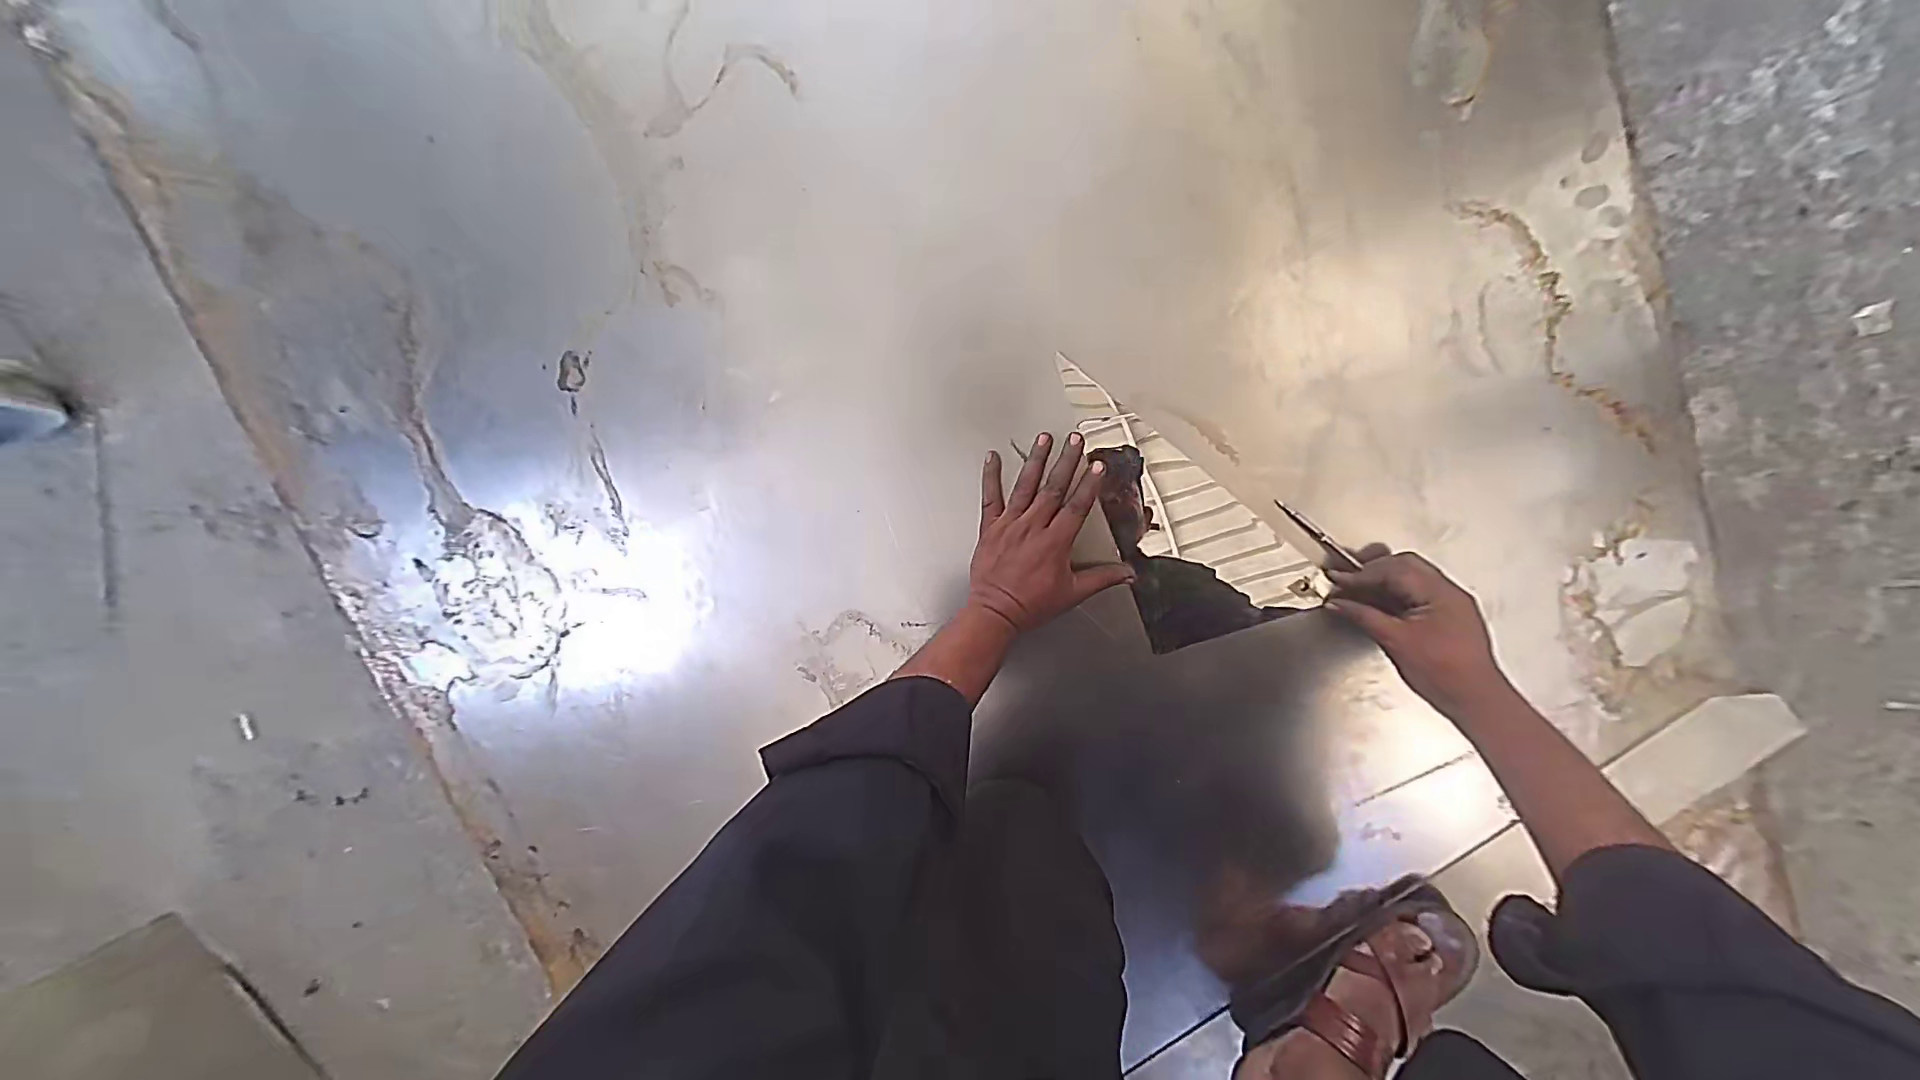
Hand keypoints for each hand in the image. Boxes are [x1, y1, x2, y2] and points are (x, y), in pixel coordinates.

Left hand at [969, 431, 1135, 633]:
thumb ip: (1102, 579)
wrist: (995, 613)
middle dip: (1067, 461)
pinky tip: (993, 458)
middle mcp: (1032, 528)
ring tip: (1045, 439)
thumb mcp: (1072, 593)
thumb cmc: (1030, 605)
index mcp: (1054, 543)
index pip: (1076, 506)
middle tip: (1076, 440)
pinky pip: (990, 497)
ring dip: (1036, 460)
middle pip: (1053, 488)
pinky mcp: (990, 528)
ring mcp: (1009, 525)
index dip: (1088, 484)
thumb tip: (1127, 573)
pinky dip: (991, 476)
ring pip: (1025, 486)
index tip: (1096, 466)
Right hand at [1325, 551, 1511, 719]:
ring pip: (1411, 576)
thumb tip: (1339, 603)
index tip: (1338, 579)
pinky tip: (1376, 604)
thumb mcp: (1395, 641)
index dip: (1361, 574)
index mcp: (1440, 593)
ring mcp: (1450, 603)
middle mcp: (1449, 593)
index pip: (1394, 570)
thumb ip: (1364, 616)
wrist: (1475, 700)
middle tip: (1346, 579)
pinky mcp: (1446, 616)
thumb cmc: (1445, 674)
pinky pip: (1416, 593)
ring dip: (1382, 580)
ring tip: (1357, 591)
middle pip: (1405, 564)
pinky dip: (1393, 593)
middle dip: (1372, 569)